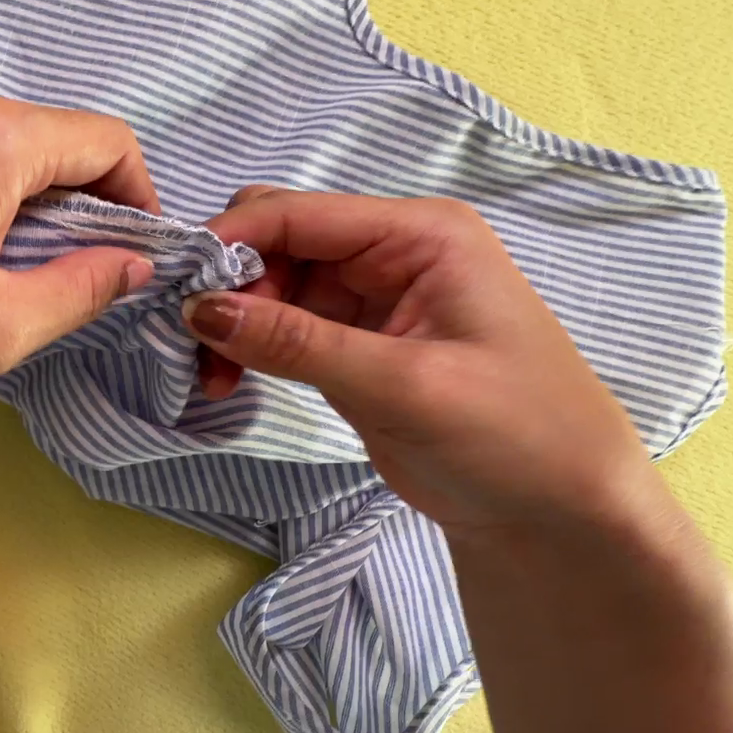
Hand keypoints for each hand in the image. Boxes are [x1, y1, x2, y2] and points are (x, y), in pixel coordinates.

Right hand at [186, 186, 655, 533]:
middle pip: (272, 240)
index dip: (228, 241)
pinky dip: (242, 346)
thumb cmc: (514, 437)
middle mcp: (386, 251)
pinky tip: (228, 380)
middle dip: (226, 284)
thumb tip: (195, 308)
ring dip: (228, 322)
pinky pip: (273, 321)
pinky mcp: (346, 336)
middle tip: (197, 342)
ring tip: (212, 378)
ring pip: (263, 282)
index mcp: (418, 234)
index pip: (296, 214)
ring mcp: (364, 294)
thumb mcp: (401, 385)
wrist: (558, 518)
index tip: (175, 290)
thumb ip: (294, 341)